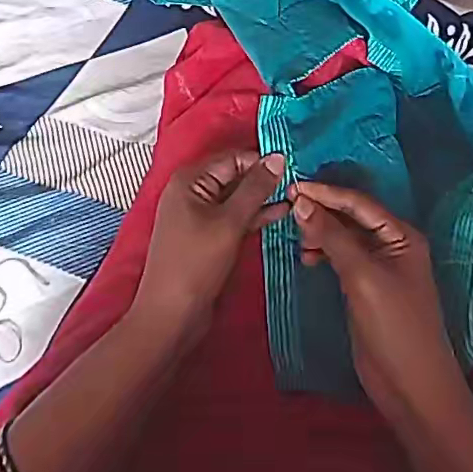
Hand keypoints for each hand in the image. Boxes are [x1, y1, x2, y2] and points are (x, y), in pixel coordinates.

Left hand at [131, 151, 285, 343]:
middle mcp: (192, 190)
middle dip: (264, 179)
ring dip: (263, 198)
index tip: (294, 167)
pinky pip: (234, 216)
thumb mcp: (229, 222)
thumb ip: (255, 188)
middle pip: (234, 175)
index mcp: (190, 179)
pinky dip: (254, 215)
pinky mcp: (209, 234)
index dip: (262, 161)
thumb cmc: (196, 263)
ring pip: (237, 197)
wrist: (172, 314)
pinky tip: (280, 214)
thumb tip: (277, 157)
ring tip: (296, 198)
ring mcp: (199, 213)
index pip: (233, 158)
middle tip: (300, 183)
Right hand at [290, 181, 464, 417]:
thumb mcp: (362, 276)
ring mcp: (378, 266)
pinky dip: (322, 252)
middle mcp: (391, 245)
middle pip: (350, 216)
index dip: (325, 193)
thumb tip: (302, 203)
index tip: (292, 187)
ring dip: (319, 233)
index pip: (358, 202)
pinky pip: (339, 256)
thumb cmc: (394, 326)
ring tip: (298, 241)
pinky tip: (307, 258)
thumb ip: (332, 236)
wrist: (412, 387)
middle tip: (288, 212)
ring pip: (342, 236)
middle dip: (320, 212)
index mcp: (401, 235)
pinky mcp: (365, 286)